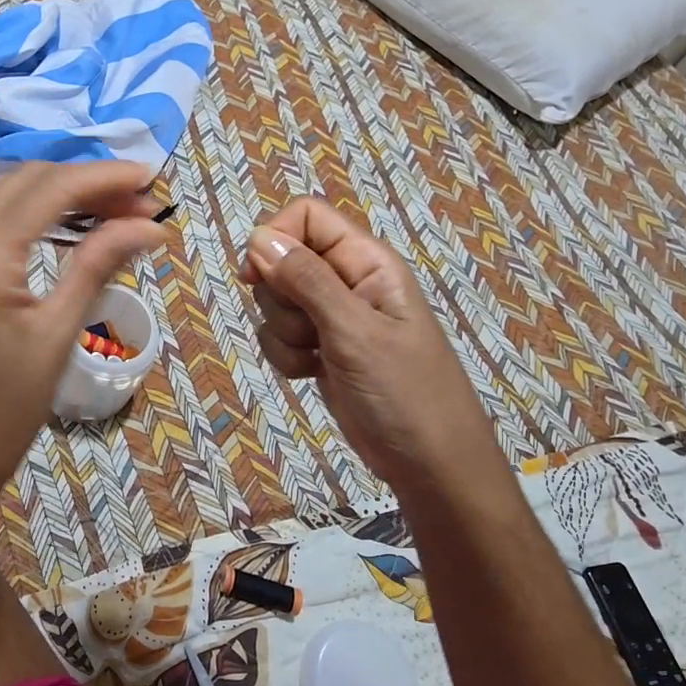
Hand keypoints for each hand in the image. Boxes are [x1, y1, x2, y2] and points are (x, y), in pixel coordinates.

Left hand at [0, 163, 166, 584]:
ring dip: (55, 194)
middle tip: (138, 204)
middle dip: (84, 182)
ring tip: (111, 213)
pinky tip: (62, 230)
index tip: (152, 177)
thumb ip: (96, 268)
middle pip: (25, 180)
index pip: (50, 188)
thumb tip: (149, 226)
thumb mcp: (55, 339)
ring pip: (1, 195)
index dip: (105, 177)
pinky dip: (26, 214)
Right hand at [240, 198, 498, 489]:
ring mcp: (335, 317)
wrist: (431, 468)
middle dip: (279, 298)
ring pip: (277, 302)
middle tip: (309, 330)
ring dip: (283, 333)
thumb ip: (307, 280)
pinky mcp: (323, 349)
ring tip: (317, 359)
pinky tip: (312, 375)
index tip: (254, 276)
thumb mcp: (355, 332)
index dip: (274, 238)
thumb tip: (258, 237)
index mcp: (367, 262)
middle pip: (283, 260)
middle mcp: (349, 281)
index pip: (307, 217)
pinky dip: (286, 356)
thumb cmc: (405, 393)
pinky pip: (281, 336)